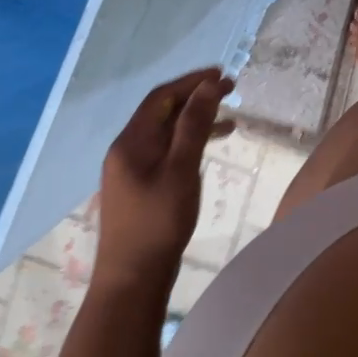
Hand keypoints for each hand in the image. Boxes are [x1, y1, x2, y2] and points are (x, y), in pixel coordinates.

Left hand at [95, 68, 233, 281]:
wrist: (132, 281)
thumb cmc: (159, 223)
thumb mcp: (181, 169)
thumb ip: (194, 125)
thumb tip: (208, 85)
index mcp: (131, 141)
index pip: (162, 97)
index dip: (192, 81)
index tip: (223, 75)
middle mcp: (127, 150)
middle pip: (163, 112)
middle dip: (196, 97)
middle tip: (230, 90)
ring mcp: (132, 170)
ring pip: (167, 132)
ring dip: (196, 120)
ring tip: (230, 117)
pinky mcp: (141, 187)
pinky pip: (167, 151)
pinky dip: (189, 142)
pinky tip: (210, 148)